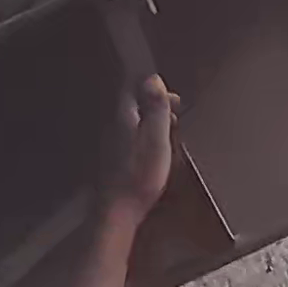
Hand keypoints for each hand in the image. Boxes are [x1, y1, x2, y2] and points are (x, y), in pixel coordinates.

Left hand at [106, 75, 177, 221]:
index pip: (133, 89)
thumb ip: (155, 109)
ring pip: (132, 123)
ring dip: (151, 123)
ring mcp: (111, 144)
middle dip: (154, 106)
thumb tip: (153, 78)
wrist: (119, 209)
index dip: (153, 89)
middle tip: (176, 116)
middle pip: (133, 106)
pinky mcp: (114, 161)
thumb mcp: (157, 138)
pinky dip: (145, 139)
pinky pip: (131, 140)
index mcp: (124, 117)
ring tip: (170, 133)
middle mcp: (113, 126)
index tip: (174, 100)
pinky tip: (155, 152)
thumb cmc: (142, 173)